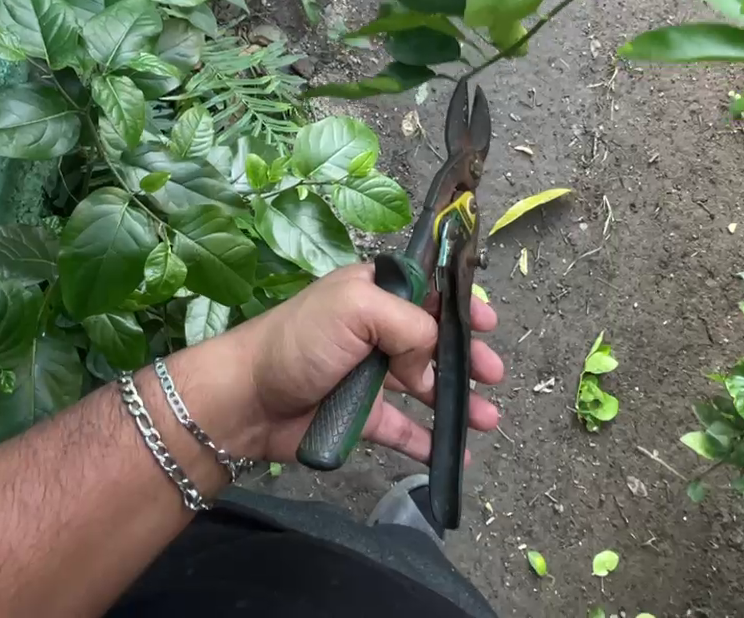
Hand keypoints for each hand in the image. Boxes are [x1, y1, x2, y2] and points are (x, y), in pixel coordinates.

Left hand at [164, 263, 504, 466]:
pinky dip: (429, 441)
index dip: (458, 302)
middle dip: (466, 356)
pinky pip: (404, 428)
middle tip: (494, 374)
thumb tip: (433, 356)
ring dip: (458, 401)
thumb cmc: (302, 341)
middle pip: (433, 340)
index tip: (488, 320)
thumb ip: (410, 324)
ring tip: (487, 419)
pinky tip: (453, 454)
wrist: (249, 399)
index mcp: (372, 292)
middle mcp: (374, 328)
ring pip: (425, 385)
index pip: (427, 290)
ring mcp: (369, 373)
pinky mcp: (361, 413)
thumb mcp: (357, 310)